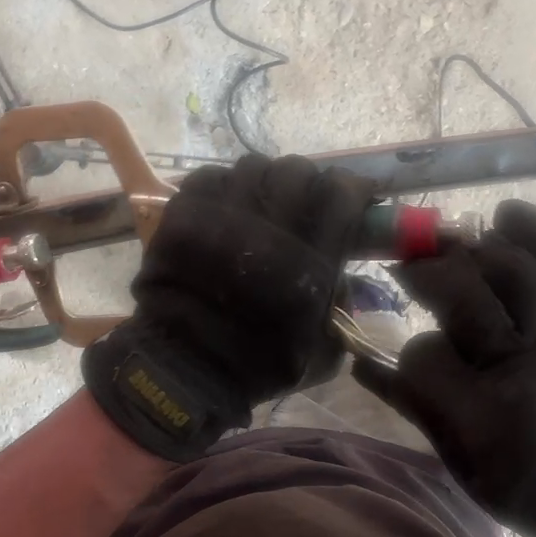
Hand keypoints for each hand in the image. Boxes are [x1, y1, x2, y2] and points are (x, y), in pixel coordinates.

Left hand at [82, 154, 373, 463]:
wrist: (184, 369)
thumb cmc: (258, 366)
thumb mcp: (324, 351)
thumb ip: (342, 307)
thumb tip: (344, 277)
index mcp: (308, 260)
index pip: (340, 192)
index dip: (351, 188)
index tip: (352, 198)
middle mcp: (268, 228)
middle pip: (298, 170)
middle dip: (308, 182)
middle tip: (304, 202)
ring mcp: (222, 217)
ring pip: (254, 166)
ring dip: (265, 181)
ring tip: (261, 203)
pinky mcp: (184, 215)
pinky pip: (210, 177)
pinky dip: (223, 186)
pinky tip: (225, 208)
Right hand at [357, 200, 535, 536]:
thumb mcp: (470, 473)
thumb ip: (420, 412)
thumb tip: (363, 365)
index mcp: (486, 421)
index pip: (421, 358)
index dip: (407, 356)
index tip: (413, 363)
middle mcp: (524, 368)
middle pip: (460, 292)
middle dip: (423, 274)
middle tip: (407, 271)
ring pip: (508, 265)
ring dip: (468, 248)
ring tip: (448, 250)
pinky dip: (534, 229)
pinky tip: (503, 217)